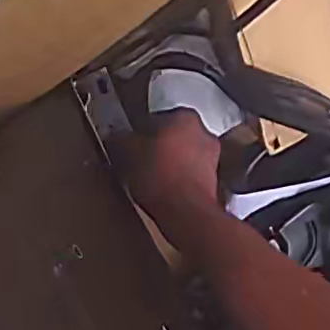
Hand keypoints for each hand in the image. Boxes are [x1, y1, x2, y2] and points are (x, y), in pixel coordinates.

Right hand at [122, 109, 229, 255]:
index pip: (156, 118)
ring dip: (169, 167)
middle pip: (173, 138)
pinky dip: (178, 184)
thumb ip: (121, 140)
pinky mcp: (214, 185)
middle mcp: (204, 134)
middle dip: (158, 149)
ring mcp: (213, 160)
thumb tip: (115, 137)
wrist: (186, 214)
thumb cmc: (160, 177)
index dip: (139, 133)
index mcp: (185, 116)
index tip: (130, 145)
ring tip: (150, 181)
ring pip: (183, 159)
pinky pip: (189, 179)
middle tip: (139, 163)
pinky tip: (165, 193)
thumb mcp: (128, 154)